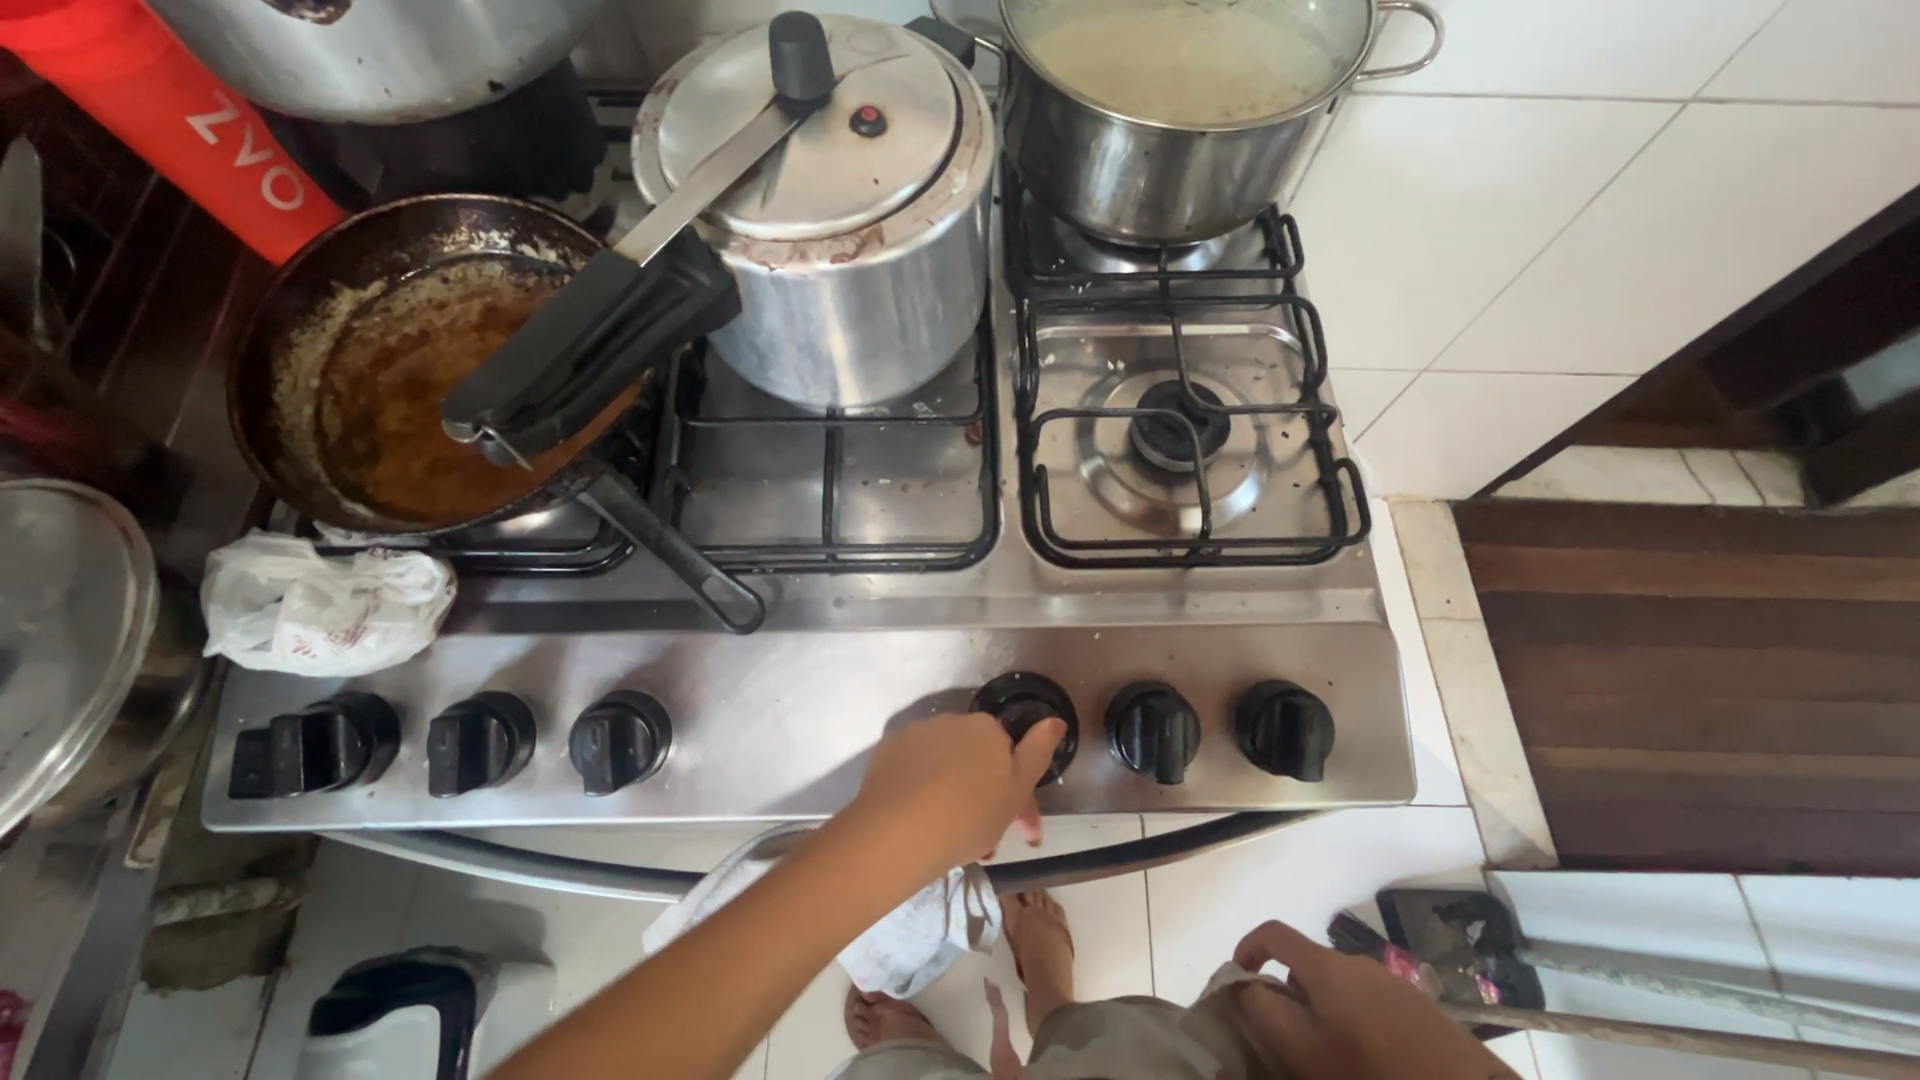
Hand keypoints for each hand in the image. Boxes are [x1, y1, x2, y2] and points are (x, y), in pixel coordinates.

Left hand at [844, 712, 1064, 879]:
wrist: (898, 832)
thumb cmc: (970, 815)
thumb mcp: (1017, 789)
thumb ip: (1037, 751)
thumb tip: (1055, 720)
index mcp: (986, 728)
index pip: (1009, 754)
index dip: (1017, 793)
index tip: (1021, 831)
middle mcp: (951, 722)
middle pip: (975, 760)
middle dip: (984, 796)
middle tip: (985, 842)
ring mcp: (916, 735)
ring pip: (945, 768)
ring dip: (954, 795)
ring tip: (954, 839)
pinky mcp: (887, 753)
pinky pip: (915, 771)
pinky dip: (923, 791)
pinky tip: (923, 820)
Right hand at [1229, 920, 1518, 1079]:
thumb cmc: (1371, 1071)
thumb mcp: (1304, 1049)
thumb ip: (1263, 1010)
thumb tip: (1243, 982)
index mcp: (1325, 966)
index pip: (1272, 932)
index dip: (1247, 948)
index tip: (1240, 980)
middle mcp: (1357, 963)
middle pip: (1307, 965)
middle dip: (1289, 994)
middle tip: (1288, 1039)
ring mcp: (1392, 983)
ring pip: (1339, 987)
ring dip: (1323, 1010)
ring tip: (1330, 1055)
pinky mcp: (1419, 1007)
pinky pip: (1369, 1002)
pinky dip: (1354, 1020)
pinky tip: (1368, 1059)